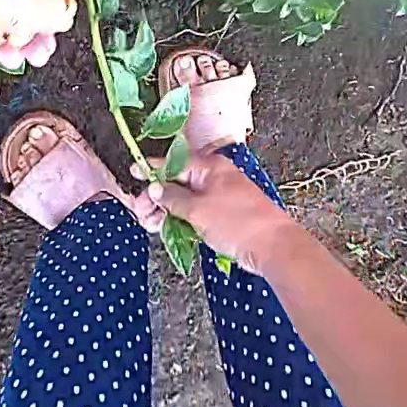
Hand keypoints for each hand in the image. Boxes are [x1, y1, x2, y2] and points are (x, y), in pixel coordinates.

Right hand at [130, 149, 305, 274]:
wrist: (272, 245)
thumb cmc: (237, 221)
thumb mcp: (198, 209)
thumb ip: (173, 198)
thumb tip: (154, 187)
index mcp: (210, 167)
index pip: (174, 162)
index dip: (152, 168)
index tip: (133, 172)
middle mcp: (214, 176)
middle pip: (177, 180)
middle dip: (156, 196)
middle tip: (139, 212)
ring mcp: (218, 195)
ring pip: (184, 198)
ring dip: (165, 209)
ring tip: (149, 224)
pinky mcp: (221, 213)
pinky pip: (194, 210)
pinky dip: (179, 218)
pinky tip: (165, 228)